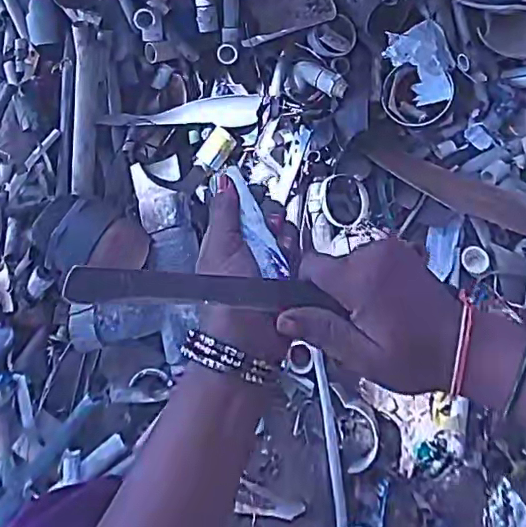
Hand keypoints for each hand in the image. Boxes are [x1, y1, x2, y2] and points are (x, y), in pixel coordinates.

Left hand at [195, 177, 290, 363]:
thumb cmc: (224, 301)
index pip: (253, 210)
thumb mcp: (220, 247)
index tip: (261, 214)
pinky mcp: (292, 287)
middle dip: (277, 229)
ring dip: (288, 250)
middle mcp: (253, 255)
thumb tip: (223, 182)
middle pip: (277, 225)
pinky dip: (301, 267)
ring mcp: (273, 271)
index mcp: (231, 241)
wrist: (246, 344)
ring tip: (278, 264)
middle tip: (269, 242)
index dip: (260, 208)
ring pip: (292, 243)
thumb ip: (224, 213)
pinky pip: (306, 265)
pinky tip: (291, 276)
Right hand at [275, 237, 463, 394]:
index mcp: (359, 278)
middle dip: (332, 292)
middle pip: (329, 265)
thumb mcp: (364, 357)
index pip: (309, 265)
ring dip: (351, 285)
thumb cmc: (418, 356)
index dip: (306, 289)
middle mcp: (373, 253)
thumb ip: (323, 332)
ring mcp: (388, 248)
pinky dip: (368, 276)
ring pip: (347, 262)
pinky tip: (384, 302)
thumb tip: (286, 318)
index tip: (315, 309)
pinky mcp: (398, 249)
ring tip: (373, 314)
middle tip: (353, 322)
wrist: (462, 344)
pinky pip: (366, 258)